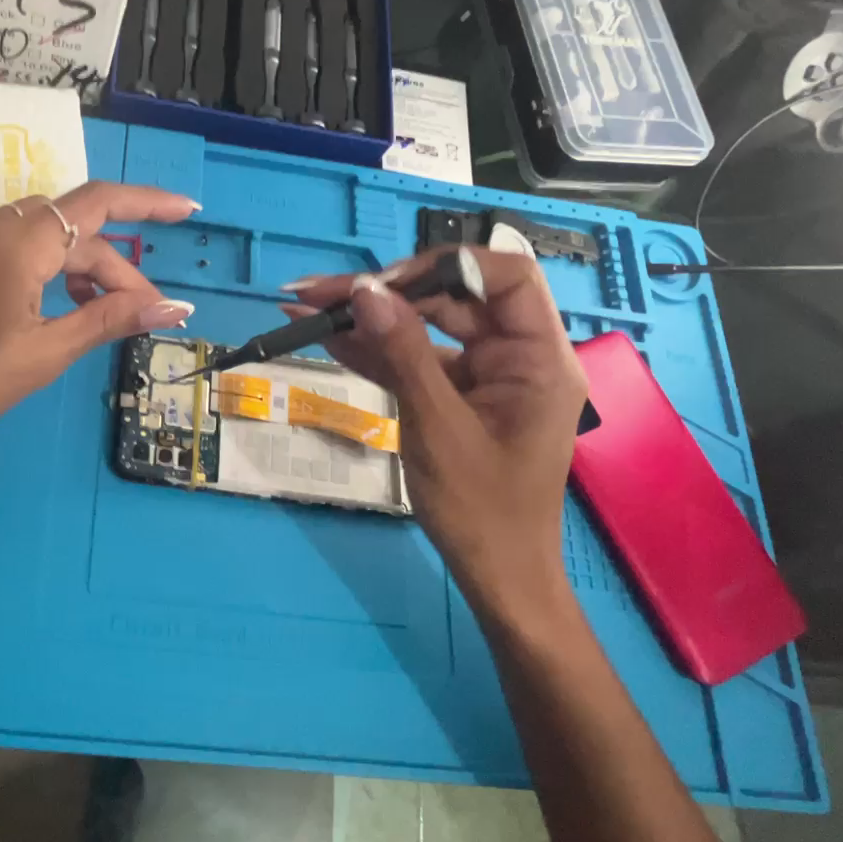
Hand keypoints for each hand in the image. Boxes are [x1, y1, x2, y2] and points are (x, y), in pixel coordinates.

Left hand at [0, 183, 198, 465]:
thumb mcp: (46, 352)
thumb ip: (110, 318)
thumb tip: (174, 306)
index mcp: (20, 240)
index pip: (99, 203)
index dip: (148, 203)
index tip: (188, 211)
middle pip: (73, 228)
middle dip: (113, 266)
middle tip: (143, 313)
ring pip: (42, 237)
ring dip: (79, 268)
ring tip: (102, 313)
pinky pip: (12, 247)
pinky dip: (45, 269)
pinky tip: (54, 305)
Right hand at [282, 248, 587, 615]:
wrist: (494, 574)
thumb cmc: (480, 508)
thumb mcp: (436, 425)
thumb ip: (401, 352)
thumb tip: (364, 290)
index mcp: (538, 358)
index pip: (506, 278)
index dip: (446, 266)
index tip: (384, 282)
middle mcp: (515, 355)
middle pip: (452, 298)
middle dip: (385, 291)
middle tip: (319, 293)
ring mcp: (483, 375)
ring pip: (425, 326)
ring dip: (367, 318)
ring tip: (304, 307)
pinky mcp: (456, 394)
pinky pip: (413, 359)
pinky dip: (371, 349)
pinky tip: (323, 336)